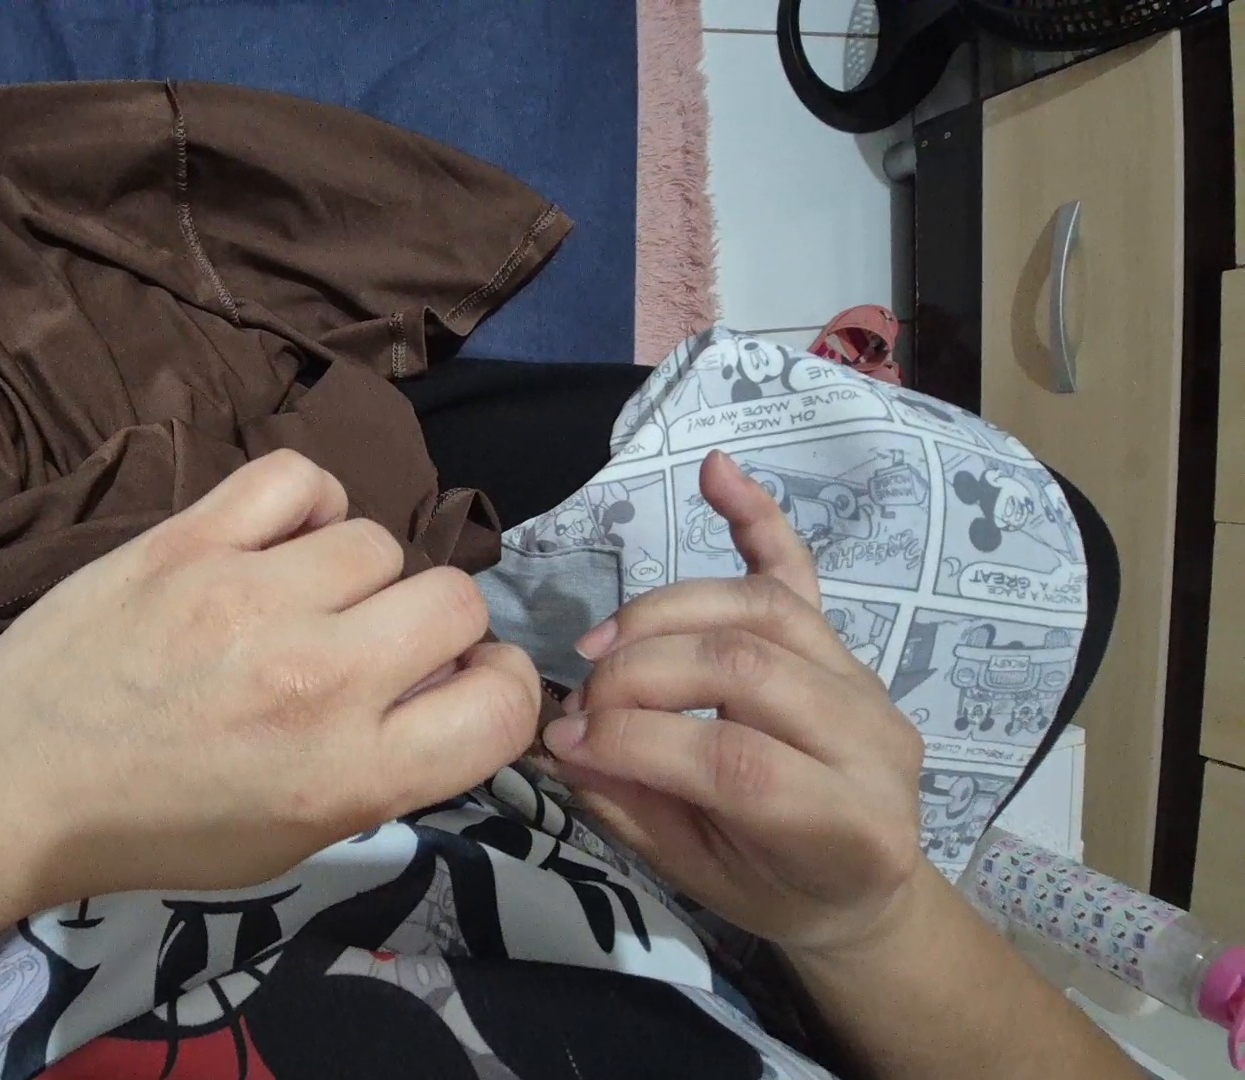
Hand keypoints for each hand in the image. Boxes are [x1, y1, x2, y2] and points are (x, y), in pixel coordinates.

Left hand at [0, 450, 540, 904]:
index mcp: (350, 773)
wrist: (12, 782)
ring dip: (358, 573)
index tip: (463, 680)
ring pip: (377, 538)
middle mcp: (319, 677)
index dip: (503, 685)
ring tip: (305, 595)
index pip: (501, 706)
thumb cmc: (155, 828)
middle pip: (455, 598)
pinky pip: (296, 479)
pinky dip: (308, 505)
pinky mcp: (190, 539)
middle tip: (379, 639)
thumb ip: (383, 767)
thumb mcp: (291, 840)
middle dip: (438, 622)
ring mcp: (250, 596)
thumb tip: (438, 683)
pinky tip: (280, 539)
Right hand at [541, 450, 927, 958]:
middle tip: (584, 697)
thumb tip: (562, 737)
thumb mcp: (695, 874)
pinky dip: (755, 517)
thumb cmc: (773, 887)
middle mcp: (874, 738)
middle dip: (639, 672)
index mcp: (849, 824)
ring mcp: (862, 679)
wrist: (862, 882)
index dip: (633, 740)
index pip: (735, 761)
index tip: (565, 740)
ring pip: (760, 607)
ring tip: (603, 642)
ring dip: (662, 611)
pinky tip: (716, 471)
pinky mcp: (840, 646)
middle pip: (745, 665)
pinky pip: (798, 571)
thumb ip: (628, 804)